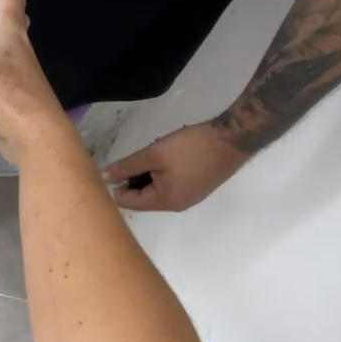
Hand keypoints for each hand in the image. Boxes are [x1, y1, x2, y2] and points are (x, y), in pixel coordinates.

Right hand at [0, 0, 66, 165]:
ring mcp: (22, 77)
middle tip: (20, 0)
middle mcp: (19, 51)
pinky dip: (4, 72)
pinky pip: (10, 80)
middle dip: (17, 11)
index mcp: (6, 35)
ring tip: (6, 38)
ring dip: (12, 42)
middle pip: (19, 25)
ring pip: (17, 52)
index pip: (10, 2)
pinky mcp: (19, 102)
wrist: (30, 133)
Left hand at [102, 121, 249, 211]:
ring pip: (155, 191)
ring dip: (149, 176)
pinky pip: (171, 186)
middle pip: (141, 198)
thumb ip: (126, 167)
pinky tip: (169, 159)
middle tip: (142, 159)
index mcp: (164, 201)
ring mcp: (189, 198)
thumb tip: (102, 177)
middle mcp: (176, 205)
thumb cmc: (193, 146)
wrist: (238, 135)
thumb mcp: (154, 154)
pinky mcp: (198, 188)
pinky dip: (164, 175)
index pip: (127, 202)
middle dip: (135, 180)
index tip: (124, 166)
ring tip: (156, 157)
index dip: (119, 185)